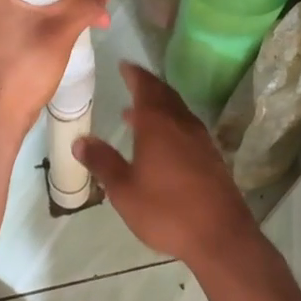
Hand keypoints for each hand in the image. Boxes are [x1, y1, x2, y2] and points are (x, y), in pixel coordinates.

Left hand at [0, 0, 115, 141]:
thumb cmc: (25, 67)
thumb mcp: (61, 29)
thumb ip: (87, 0)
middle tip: (99, 5)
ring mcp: (1, 18)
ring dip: (73, 5)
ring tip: (100, 22)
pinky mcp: (9, 37)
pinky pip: (38, 16)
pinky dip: (60, 20)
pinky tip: (82, 32)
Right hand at [72, 63, 258, 265]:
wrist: (219, 236)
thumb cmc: (165, 211)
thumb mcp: (124, 190)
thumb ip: (103, 162)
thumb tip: (81, 141)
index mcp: (157, 126)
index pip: (145, 88)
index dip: (134, 75)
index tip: (124, 64)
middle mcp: (181, 125)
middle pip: (164, 96)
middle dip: (147, 86)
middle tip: (132, 81)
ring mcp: (201, 141)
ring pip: (178, 112)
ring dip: (159, 107)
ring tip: (137, 113)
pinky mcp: (212, 159)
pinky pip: (187, 129)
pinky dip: (171, 124)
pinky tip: (163, 143)